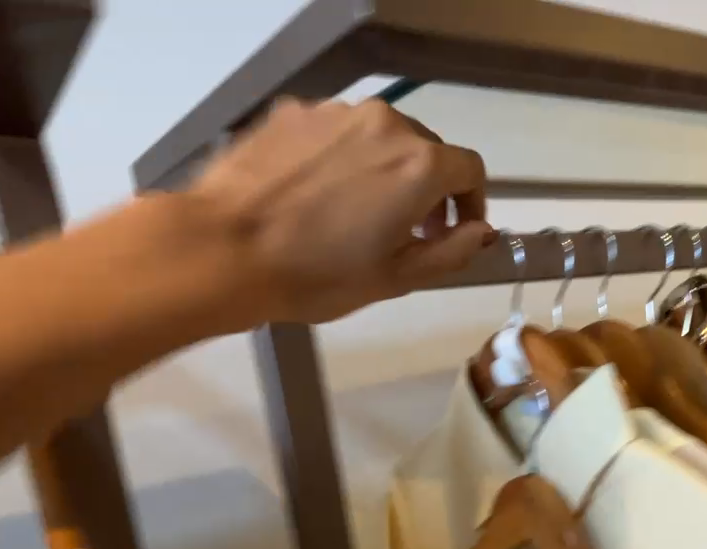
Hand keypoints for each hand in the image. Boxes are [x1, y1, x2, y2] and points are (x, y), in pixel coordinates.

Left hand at [192, 97, 492, 324]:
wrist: (225, 250)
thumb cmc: (317, 275)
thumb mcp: (396, 277)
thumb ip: (451, 252)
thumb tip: (481, 233)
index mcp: (418, 164)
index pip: (470, 169)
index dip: (470, 204)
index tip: (454, 232)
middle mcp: (383, 124)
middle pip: (426, 150)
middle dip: (428, 191)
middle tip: (408, 233)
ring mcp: (334, 114)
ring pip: (379, 139)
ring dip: (385, 173)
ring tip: (358, 217)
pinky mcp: (292, 113)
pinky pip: (336, 134)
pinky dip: (343, 162)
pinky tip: (318, 199)